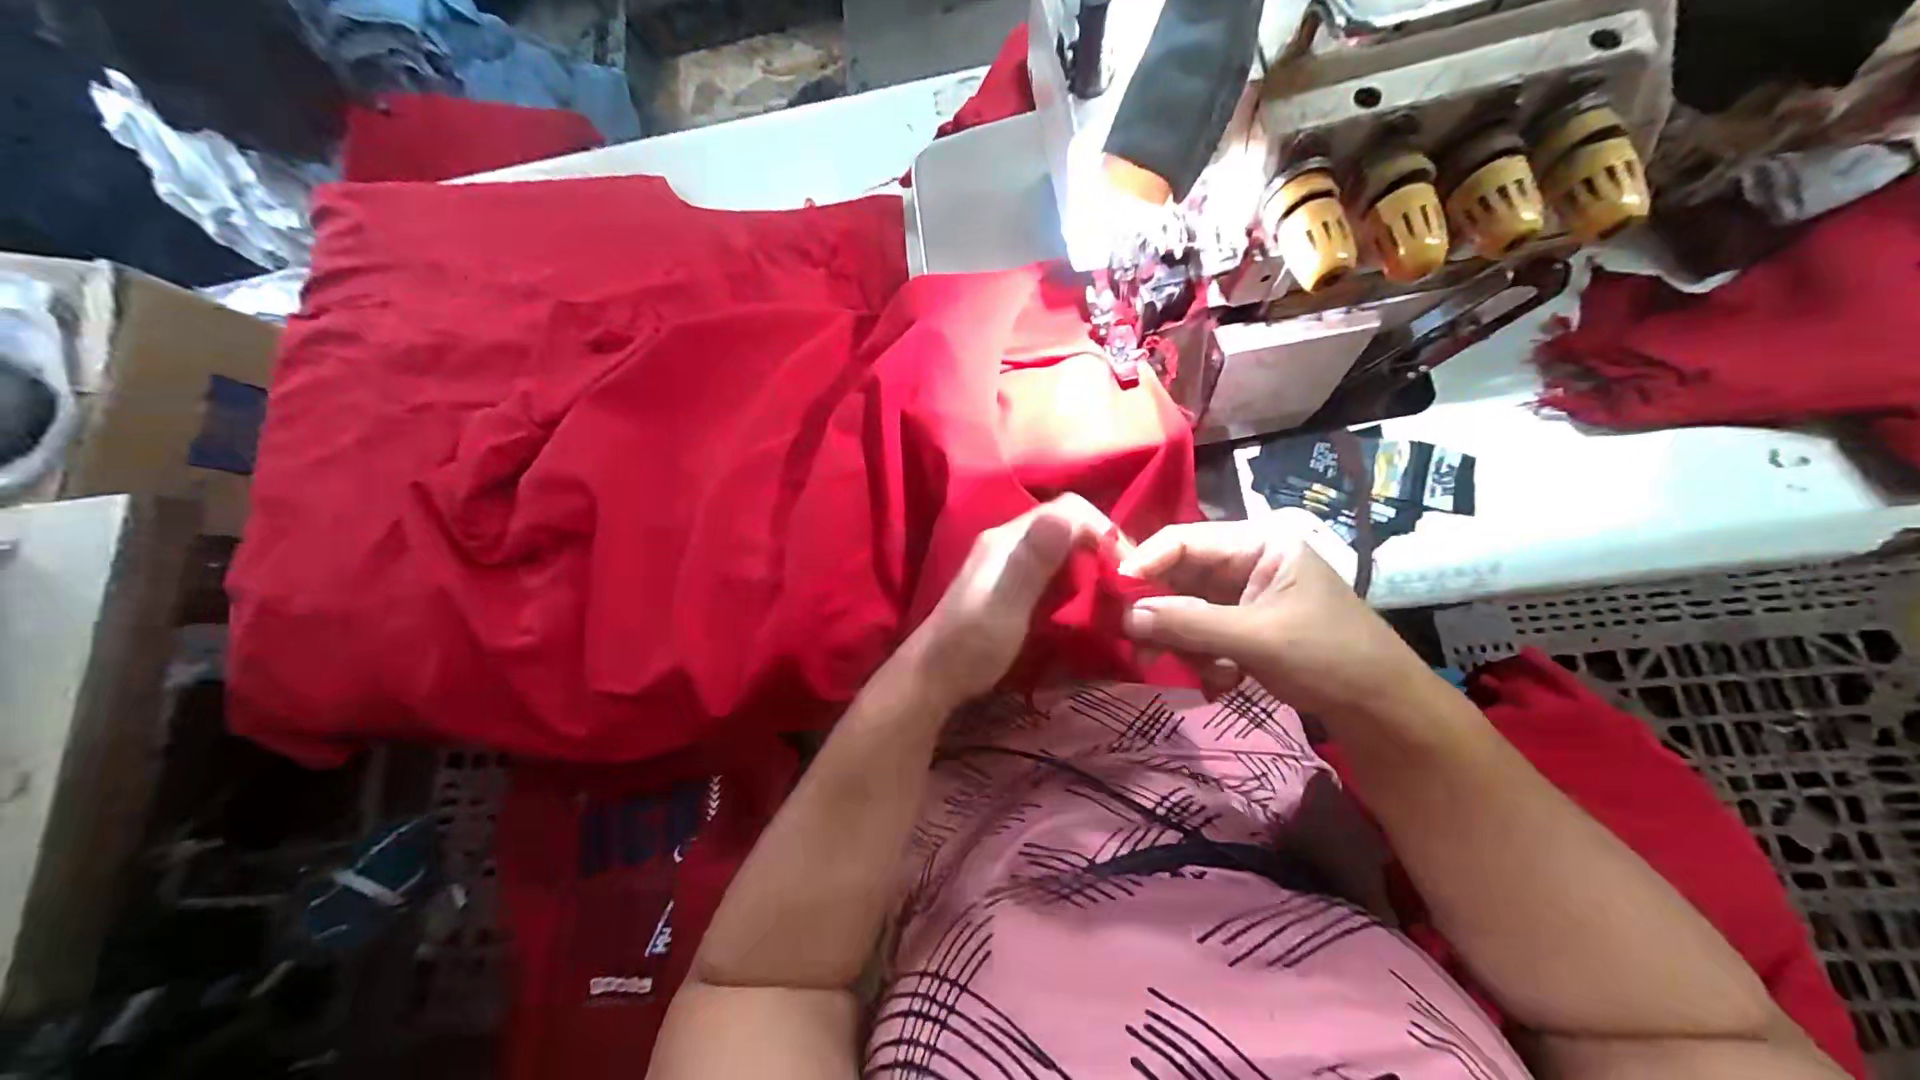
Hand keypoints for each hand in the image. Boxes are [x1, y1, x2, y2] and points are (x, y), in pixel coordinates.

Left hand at [896, 496, 1116, 708]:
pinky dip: (1075, 576)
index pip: (1068, 508)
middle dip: (1100, 545)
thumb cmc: (969, 646)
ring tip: (1112, 591)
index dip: (1102, 528)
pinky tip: (1084, 600)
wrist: (932, 678)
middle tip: (1126, 582)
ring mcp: (1007, 561)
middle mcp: (1008, 541)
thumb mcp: (1005, 605)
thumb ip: (1032, 561)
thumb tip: (1066, 513)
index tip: (1128, 565)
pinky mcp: (1009, 582)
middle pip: (1066, 524)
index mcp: (1007, 539)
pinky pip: (1052, 565)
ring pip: (1061, 545)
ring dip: (1090, 561)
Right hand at [1118, 508, 1431, 718]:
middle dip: (1162, 613)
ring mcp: (1241, 596)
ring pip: (1184, 609)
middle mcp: (1244, 562)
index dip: (1146, 560)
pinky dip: (1200, 657)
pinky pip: (1199, 633)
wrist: (1381, 709)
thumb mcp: (1256, 638)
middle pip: (1178, 576)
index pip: (1185, 540)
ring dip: (1183, 642)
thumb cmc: (1329, 656)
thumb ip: (1189, 624)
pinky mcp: (1240, 626)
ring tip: (1204, 673)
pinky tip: (1225, 681)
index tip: (1115, 590)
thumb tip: (1124, 616)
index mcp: (1257, 543)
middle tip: (1141, 644)